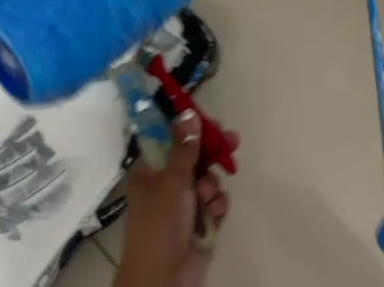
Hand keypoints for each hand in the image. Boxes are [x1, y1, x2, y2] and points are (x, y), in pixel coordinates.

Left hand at [113, 112, 233, 286]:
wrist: (165, 279)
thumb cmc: (160, 224)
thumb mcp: (171, 181)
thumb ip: (184, 148)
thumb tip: (188, 113)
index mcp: (150, 171)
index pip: (171, 140)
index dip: (190, 129)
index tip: (210, 121)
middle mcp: (166, 184)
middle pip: (193, 158)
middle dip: (212, 152)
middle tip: (233, 141)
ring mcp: (185, 205)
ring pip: (207, 180)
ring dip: (211, 186)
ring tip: (208, 198)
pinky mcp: (201, 223)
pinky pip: (215, 204)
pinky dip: (217, 207)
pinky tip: (214, 214)